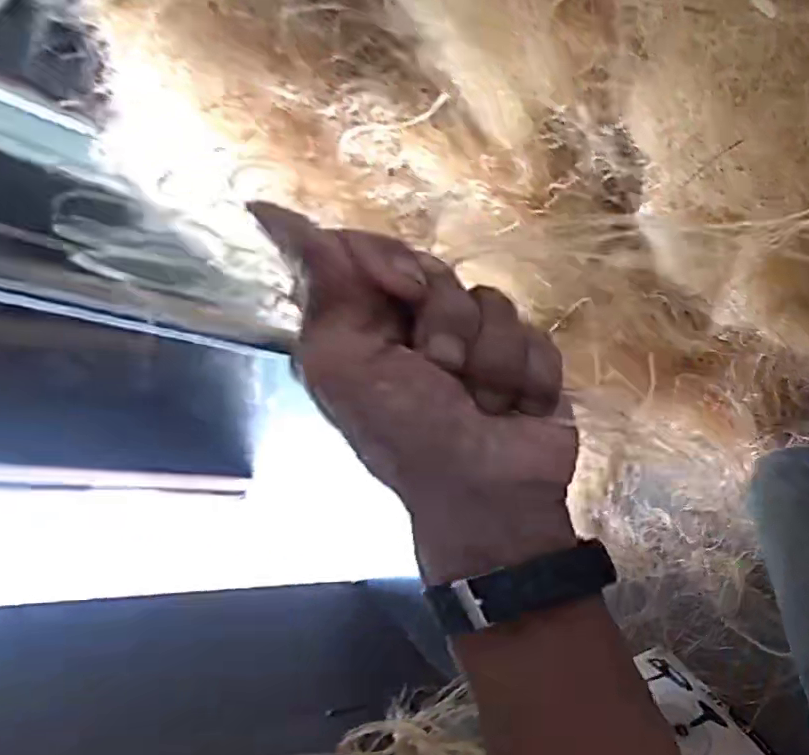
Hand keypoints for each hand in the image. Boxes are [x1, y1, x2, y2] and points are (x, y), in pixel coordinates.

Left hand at [248, 202, 579, 582]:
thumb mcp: (346, 366)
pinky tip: (519, 408)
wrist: (490, 489)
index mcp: (366, 323)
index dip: (392, 262)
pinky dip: (530, 378)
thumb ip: (323, 289)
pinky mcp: (533, 366)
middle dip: (448, 323)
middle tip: (444, 370)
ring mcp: (484, 345)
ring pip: (499, 304)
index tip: (402, 291)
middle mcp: (424, 326)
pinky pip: (539, 339)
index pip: (372, 249)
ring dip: (492, 362)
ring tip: (486, 404)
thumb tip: (269, 210)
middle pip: (441, 272)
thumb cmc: (410, 435)